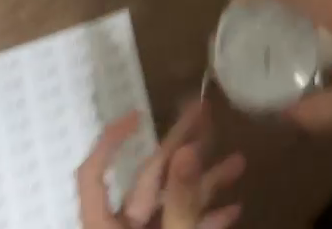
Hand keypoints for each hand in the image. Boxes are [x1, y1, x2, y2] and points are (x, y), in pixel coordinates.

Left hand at [77, 100, 243, 228]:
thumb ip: (180, 201)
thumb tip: (186, 149)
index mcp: (103, 225)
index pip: (92, 174)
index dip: (110, 142)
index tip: (138, 115)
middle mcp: (118, 228)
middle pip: (148, 179)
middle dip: (183, 148)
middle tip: (208, 114)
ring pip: (171, 202)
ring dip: (205, 183)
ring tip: (238, 162)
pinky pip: (180, 225)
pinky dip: (204, 216)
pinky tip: (233, 208)